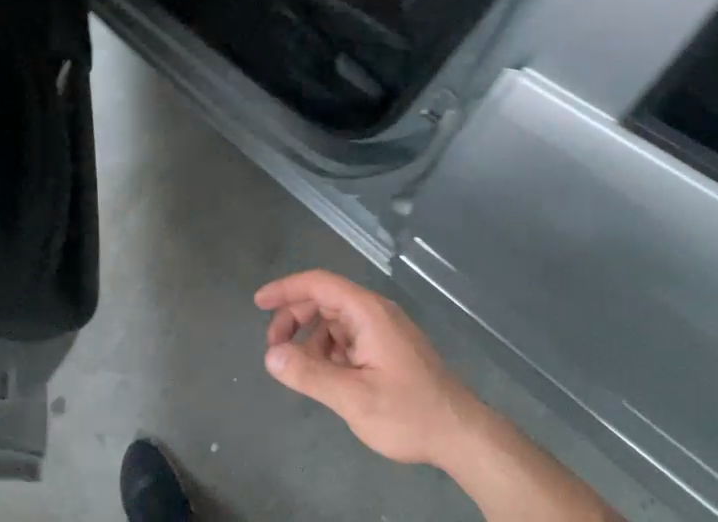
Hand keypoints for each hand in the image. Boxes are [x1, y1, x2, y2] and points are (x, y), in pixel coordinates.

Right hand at [255, 270, 480, 466]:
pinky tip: (328, 376)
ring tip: (300, 369)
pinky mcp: (390, 348)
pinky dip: (331, 349)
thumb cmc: (408, 413)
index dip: (286, 289)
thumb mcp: (353, 398)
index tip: (258, 302)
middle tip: (273, 347)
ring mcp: (385, 329)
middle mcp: (376, 312)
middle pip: (326, 299)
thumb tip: (271, 355)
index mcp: (368, 312)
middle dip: (295, 317)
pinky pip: (351, 336)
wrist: (460, 434)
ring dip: (312, 337)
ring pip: (337, 320)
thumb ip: (309, 374)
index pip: (319, 284)